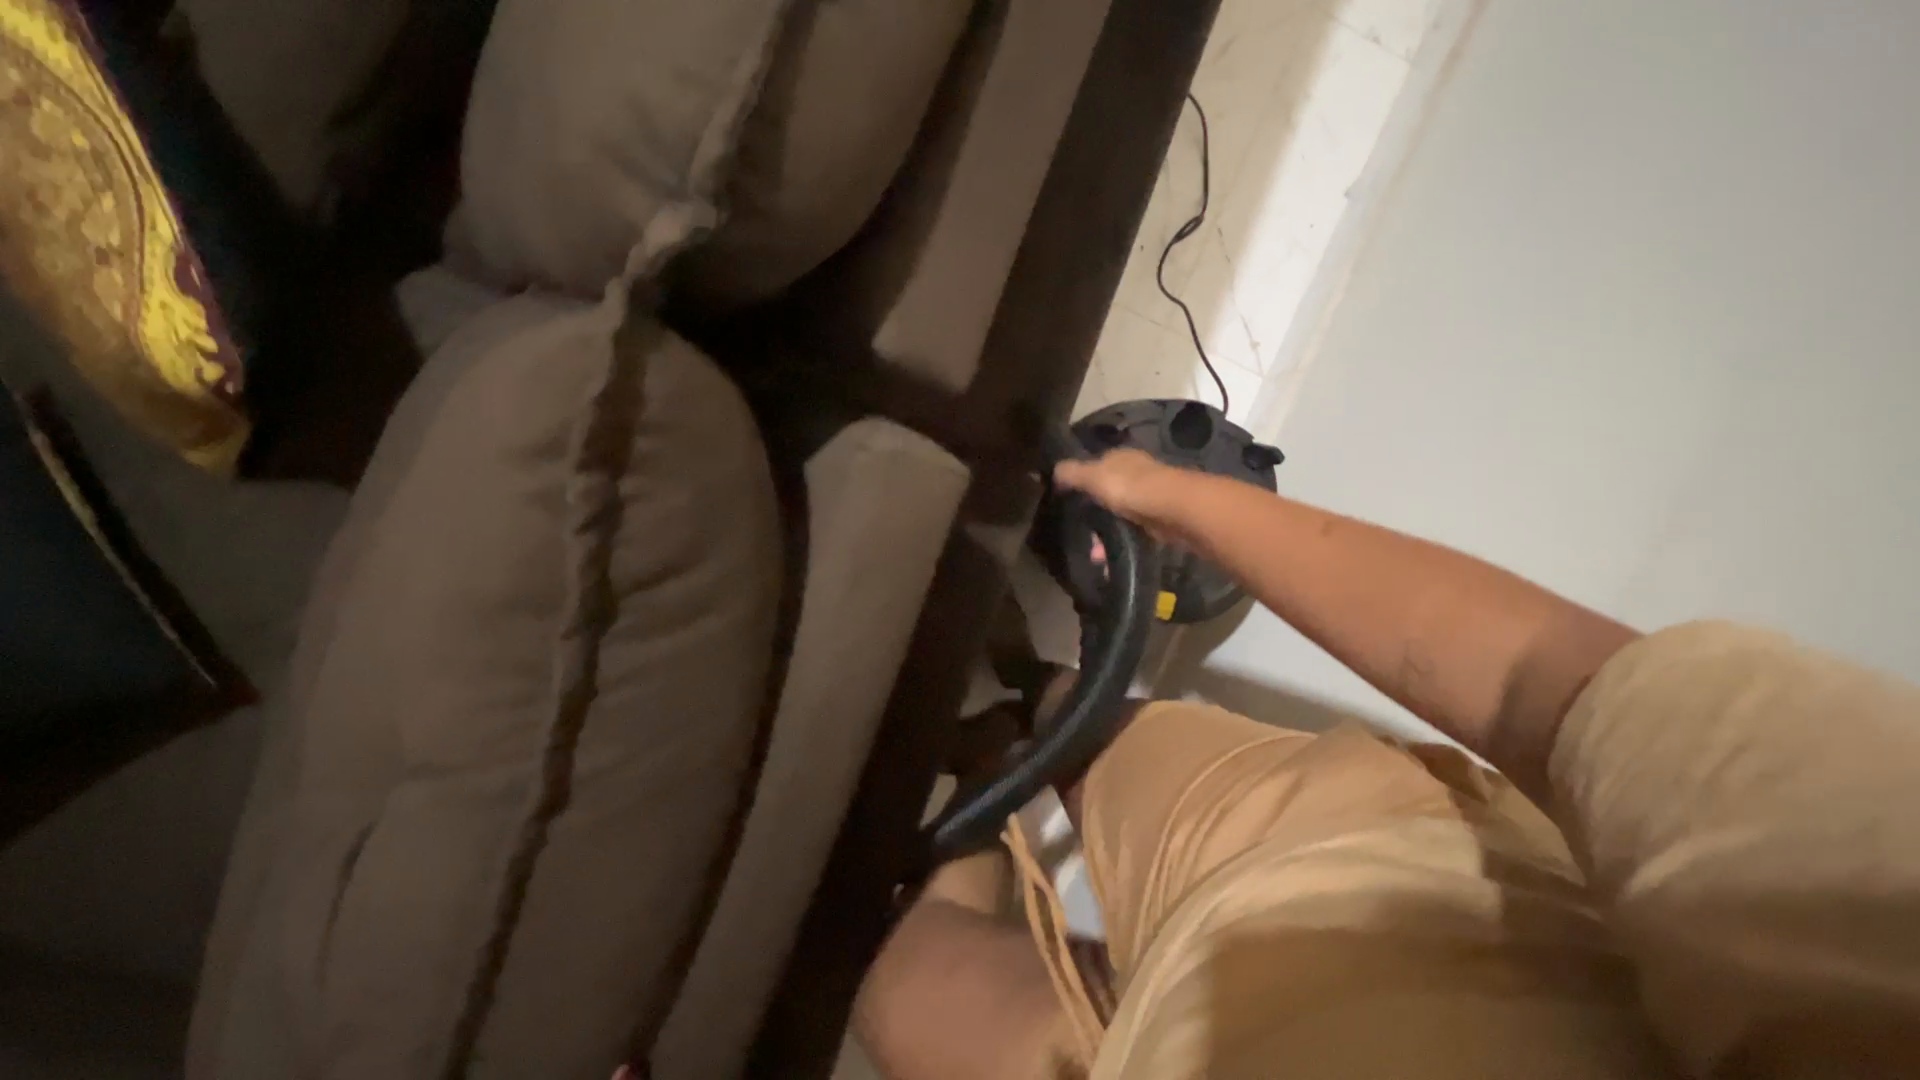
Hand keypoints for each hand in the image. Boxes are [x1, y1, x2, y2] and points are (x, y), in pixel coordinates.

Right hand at [1052, 449, 1193, 543]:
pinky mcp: (1158, 520)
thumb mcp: (1093, 477)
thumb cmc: (1130, 487)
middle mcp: (1136, 473)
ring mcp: (1149, 497)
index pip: (1096, 465)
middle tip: (1078, 534)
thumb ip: (1072, 473)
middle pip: (1108, 493)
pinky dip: (1121, 544)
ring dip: (1105, 534)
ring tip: (1094, 555)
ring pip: (1119, 516)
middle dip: (1092, 514)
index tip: (1066, 501)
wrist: (1174, 509)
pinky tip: (1109, 559)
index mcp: (1120, 457)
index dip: (1081, 482)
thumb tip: (1054, 469)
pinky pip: (1132, 533)